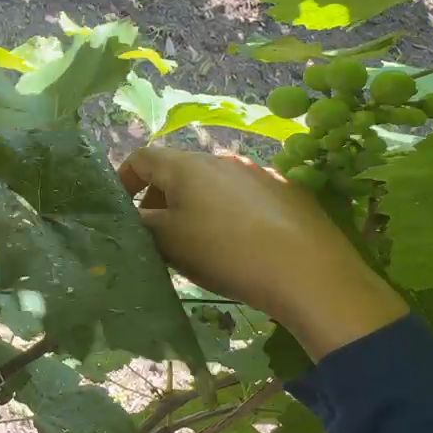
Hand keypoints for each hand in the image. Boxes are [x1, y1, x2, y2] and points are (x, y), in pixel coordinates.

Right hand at [118, 146, 407, 360]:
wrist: (311, 274)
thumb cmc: (223, 251)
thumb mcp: (166, 240)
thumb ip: (140, 222)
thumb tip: (133, 215)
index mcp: (185, 165)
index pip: (141, 158)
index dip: (123, 179)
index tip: (121, 208)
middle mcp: (220, 160)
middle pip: (177, 171)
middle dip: (160, 198)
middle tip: (157, 233)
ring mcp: (258, 173)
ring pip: (212, 185)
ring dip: (195, 206)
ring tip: (198, 241)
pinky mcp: (289, 192)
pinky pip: (244, 197)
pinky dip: (229, 213)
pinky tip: (239, 244)